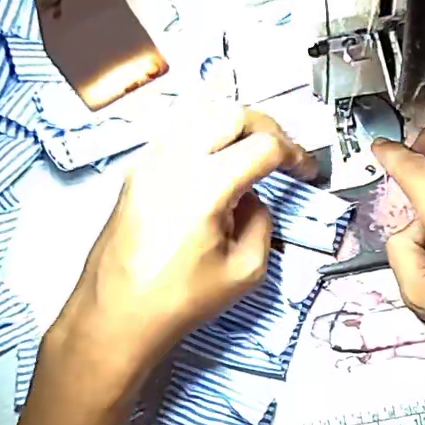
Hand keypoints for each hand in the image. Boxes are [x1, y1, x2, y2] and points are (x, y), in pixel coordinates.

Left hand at [46, 108, 311, 401]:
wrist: (117, 313)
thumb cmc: (181, 299)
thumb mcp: (246, 270)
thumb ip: (261, 223)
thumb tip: (253, 199)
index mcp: (205, 187)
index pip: (263, 146)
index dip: (295, 155)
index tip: (307, 171)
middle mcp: (173, 161)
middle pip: (232, 113)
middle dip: (269, 128)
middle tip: (286, 154)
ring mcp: (149, 159)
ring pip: (200, 112)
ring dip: (236, 125)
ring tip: (254, 151)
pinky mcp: (136, 168)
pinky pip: (178, 129)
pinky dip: (207, 132)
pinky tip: (219, 160)